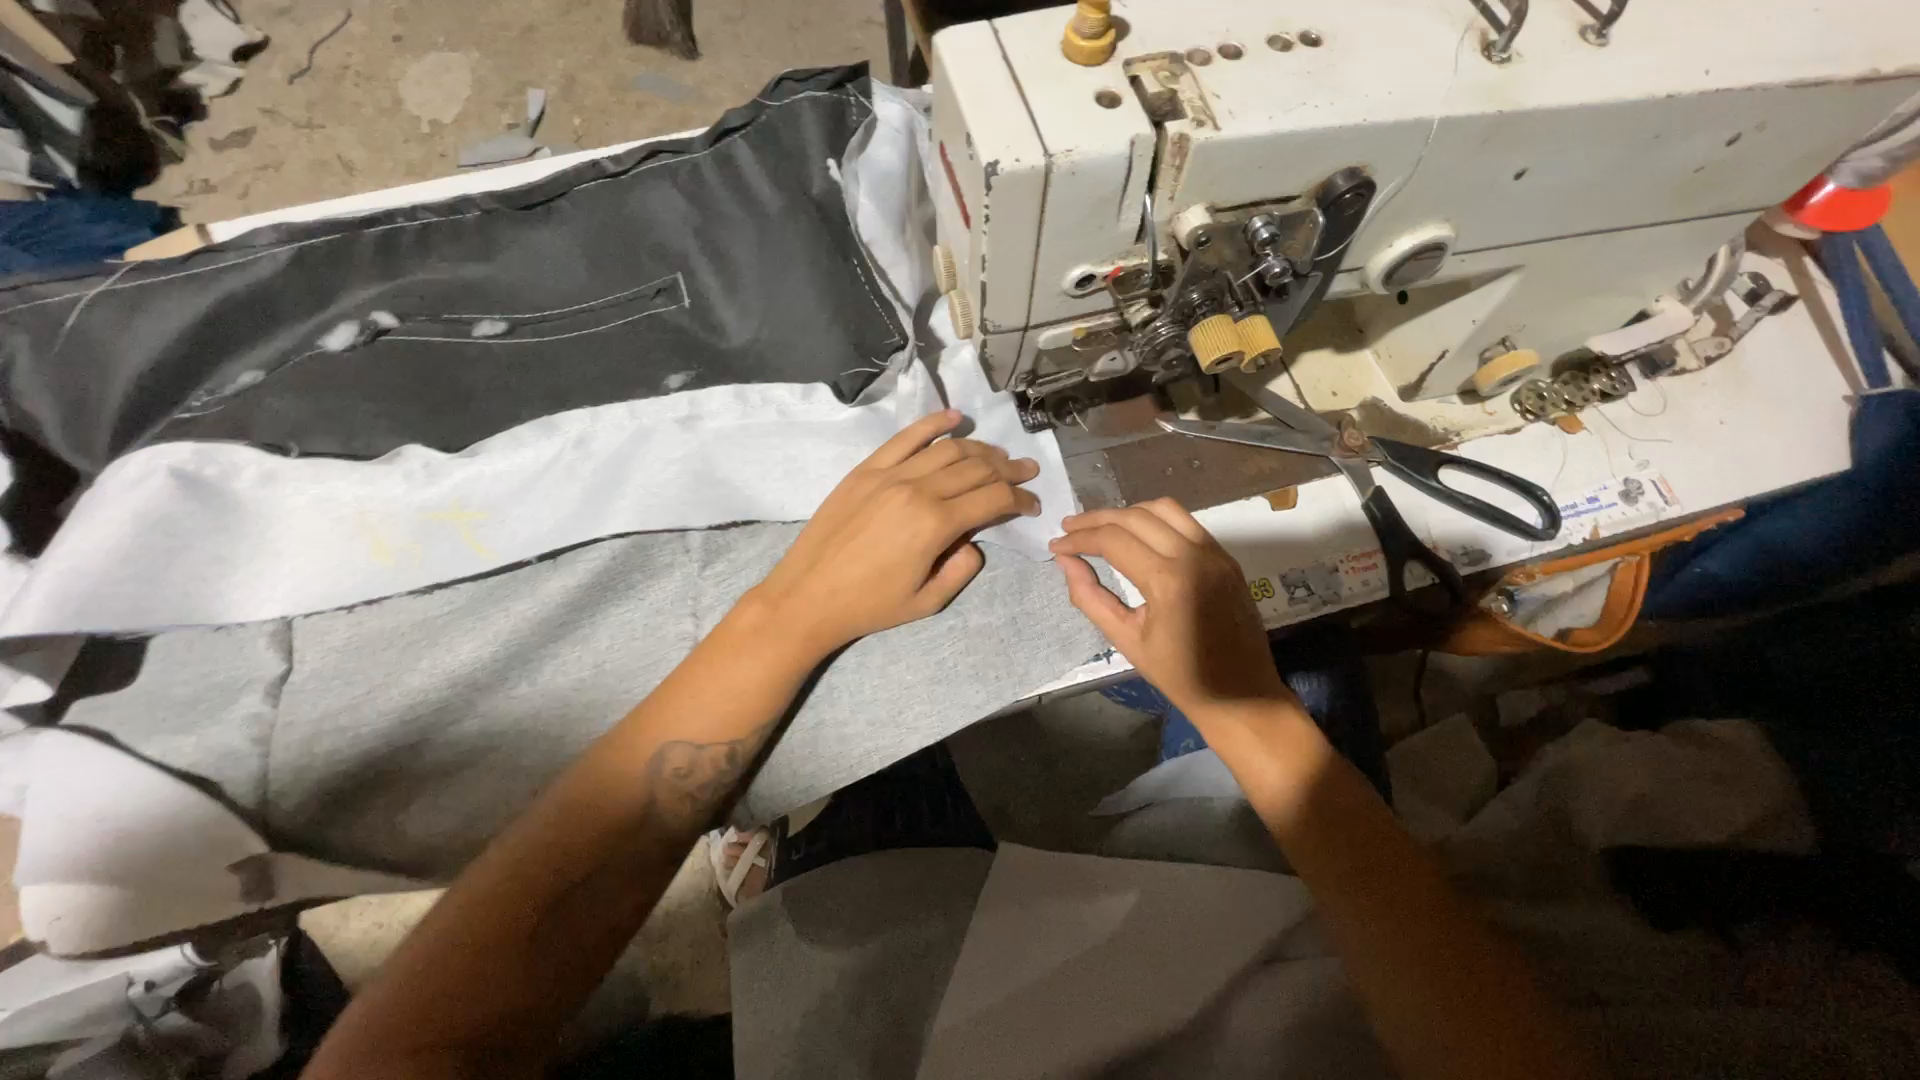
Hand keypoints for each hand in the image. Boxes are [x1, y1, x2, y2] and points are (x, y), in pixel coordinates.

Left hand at [751, 410, 1039, 657]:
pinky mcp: (866, 470)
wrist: (807, 596)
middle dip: (1009, 470)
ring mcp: (889, 474)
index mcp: (935, 525)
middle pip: (976, 468)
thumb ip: (962, 568)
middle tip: (1027, 472)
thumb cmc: (869, 606)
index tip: (1032, 505)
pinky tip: (954, 417)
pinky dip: (933, 423)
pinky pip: (905, 437)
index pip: (992, 499)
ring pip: (947, 449)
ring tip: (999, 456)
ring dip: (980, 449)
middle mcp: (916, 490)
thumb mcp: (927, 601)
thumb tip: (974, 540)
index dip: (1020, 499)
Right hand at [1050, 498, 1293, 715]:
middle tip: (1069, 529)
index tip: (1056, 546)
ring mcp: (1215, 553)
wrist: (1240, 693)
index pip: (1112, 540)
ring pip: (1163, 508)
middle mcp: (1194, 556)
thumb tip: (1066, 560)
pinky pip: (1186, 522)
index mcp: (1168, 581)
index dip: (1079, 539)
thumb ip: (1090, 597)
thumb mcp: (1126, 640)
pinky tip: (1137, 535)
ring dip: (1127, 513)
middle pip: (1134, 517)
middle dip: (1096, 519)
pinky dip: (1155, 520)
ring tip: (1102, 527)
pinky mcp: (1225, 556)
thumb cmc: (1179, 675)